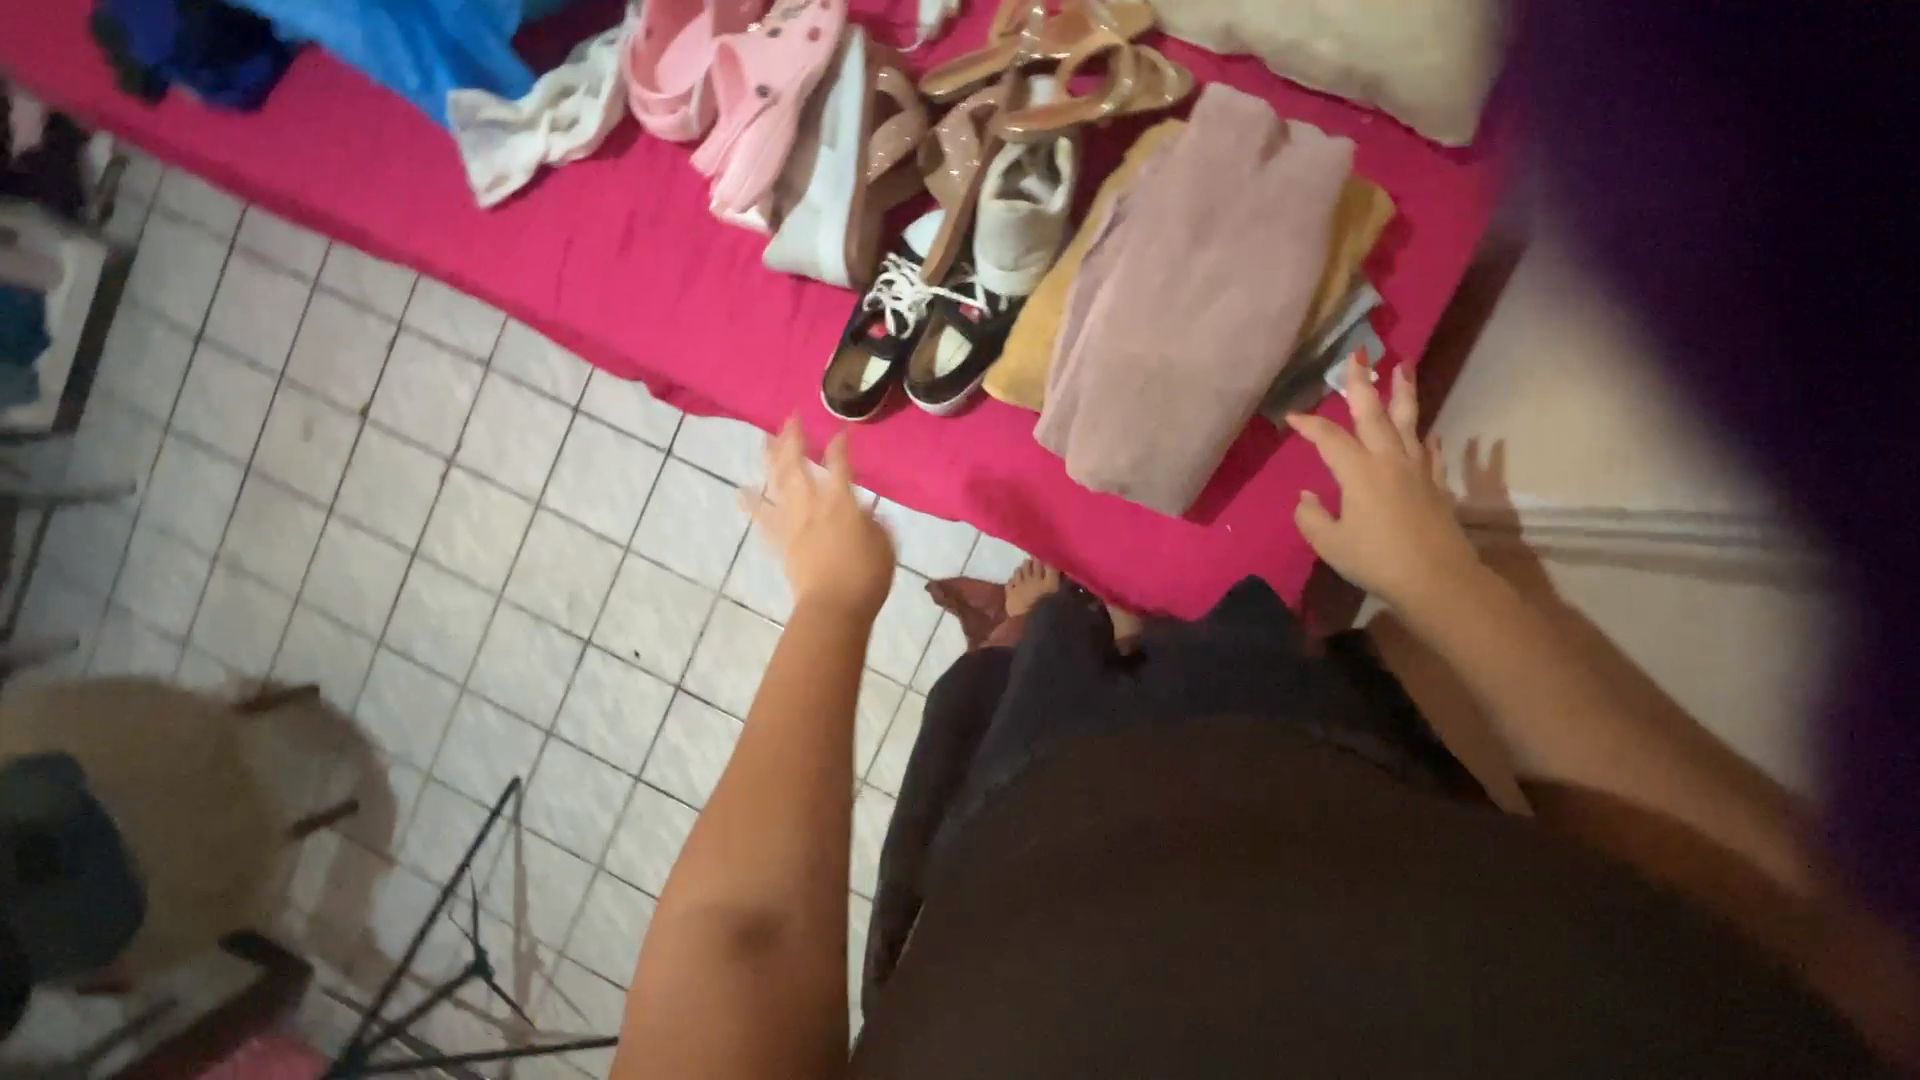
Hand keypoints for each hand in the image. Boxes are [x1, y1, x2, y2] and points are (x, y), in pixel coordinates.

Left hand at [741, 418, 894, 620]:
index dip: (840, 447)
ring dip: (770, 461)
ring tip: (764, 440)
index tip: (841, 432)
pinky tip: (742, 492)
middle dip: (794, 439)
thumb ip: (875, 523)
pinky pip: (764, 521)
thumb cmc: (867, 578)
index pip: (840, 466)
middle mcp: (813, 506)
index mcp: (842, 503)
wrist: (833, 609)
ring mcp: (793, 524)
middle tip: (791, 418)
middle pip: (798, 466)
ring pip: (777, 485)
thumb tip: (866, 510)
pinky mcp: (782, 543)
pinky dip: (752, 505)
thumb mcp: (885, 546)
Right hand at [1286, 362, 1480, 610]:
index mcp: (1358, 472)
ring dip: (1403, 393)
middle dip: (1361, 384)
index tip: (1292, 416)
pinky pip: (1428, 450)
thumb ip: (1311, 517)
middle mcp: (1389, 460)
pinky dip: (1424, 435)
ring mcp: (1417, 470)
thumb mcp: (1329, 543)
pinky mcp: (1436, 484)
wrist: (1436, 580)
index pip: (1328, 439)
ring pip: (1408, 422)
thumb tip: (1309, 497)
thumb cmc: (1375, 560)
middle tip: (1358, 355)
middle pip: (1373, 414)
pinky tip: (1426, 429)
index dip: (1308, 425)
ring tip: (1403, 367)